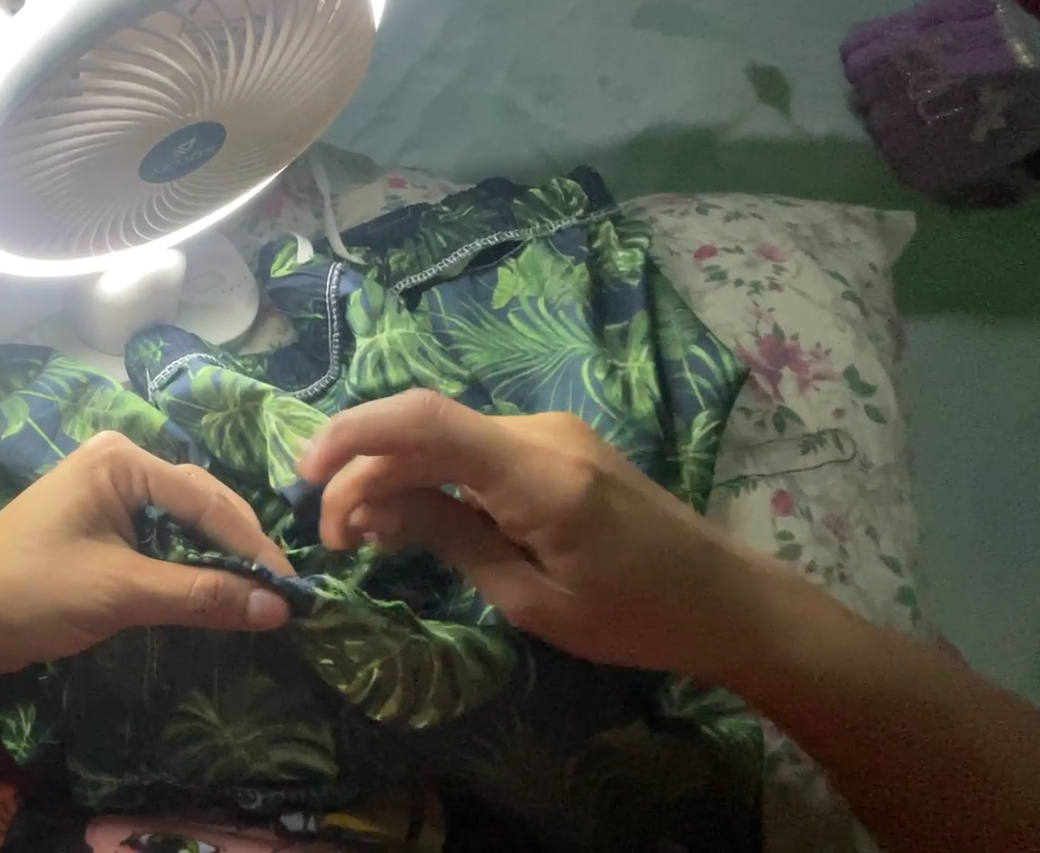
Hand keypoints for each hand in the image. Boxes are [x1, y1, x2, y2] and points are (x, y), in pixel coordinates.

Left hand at [0, 431, 294, 676]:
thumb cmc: (31, 592)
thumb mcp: (120, 591)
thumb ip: (200, 594)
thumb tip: (280, 608)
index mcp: (121, 458)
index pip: (204, 497)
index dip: (250, 543)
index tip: (291, 586)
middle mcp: (120, 461)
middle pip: (199, 501)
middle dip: (237, 546)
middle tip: (278, 593)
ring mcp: (111, 489)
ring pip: (183, 518)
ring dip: (216, 555)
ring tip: (254, 593)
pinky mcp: (104, 518)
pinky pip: (161, 533)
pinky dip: (188, 561)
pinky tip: (211, 585)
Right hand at [298, 391, 780, 678]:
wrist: (733, 601)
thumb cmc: (638, 618)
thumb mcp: (530, 600)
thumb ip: (447, 539)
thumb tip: (369, 509)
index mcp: (538, 474)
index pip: (423, 421)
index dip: (352, 434)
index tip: (305, 477)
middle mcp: (536, 432)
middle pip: (418, 430)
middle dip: (360, 474)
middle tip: (333, 535)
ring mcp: (543, 430)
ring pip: (437, 437)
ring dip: (390, 476)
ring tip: (365, 532)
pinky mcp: (545, 441)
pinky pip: (467, 448)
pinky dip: (427, 476)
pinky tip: (411, 513)